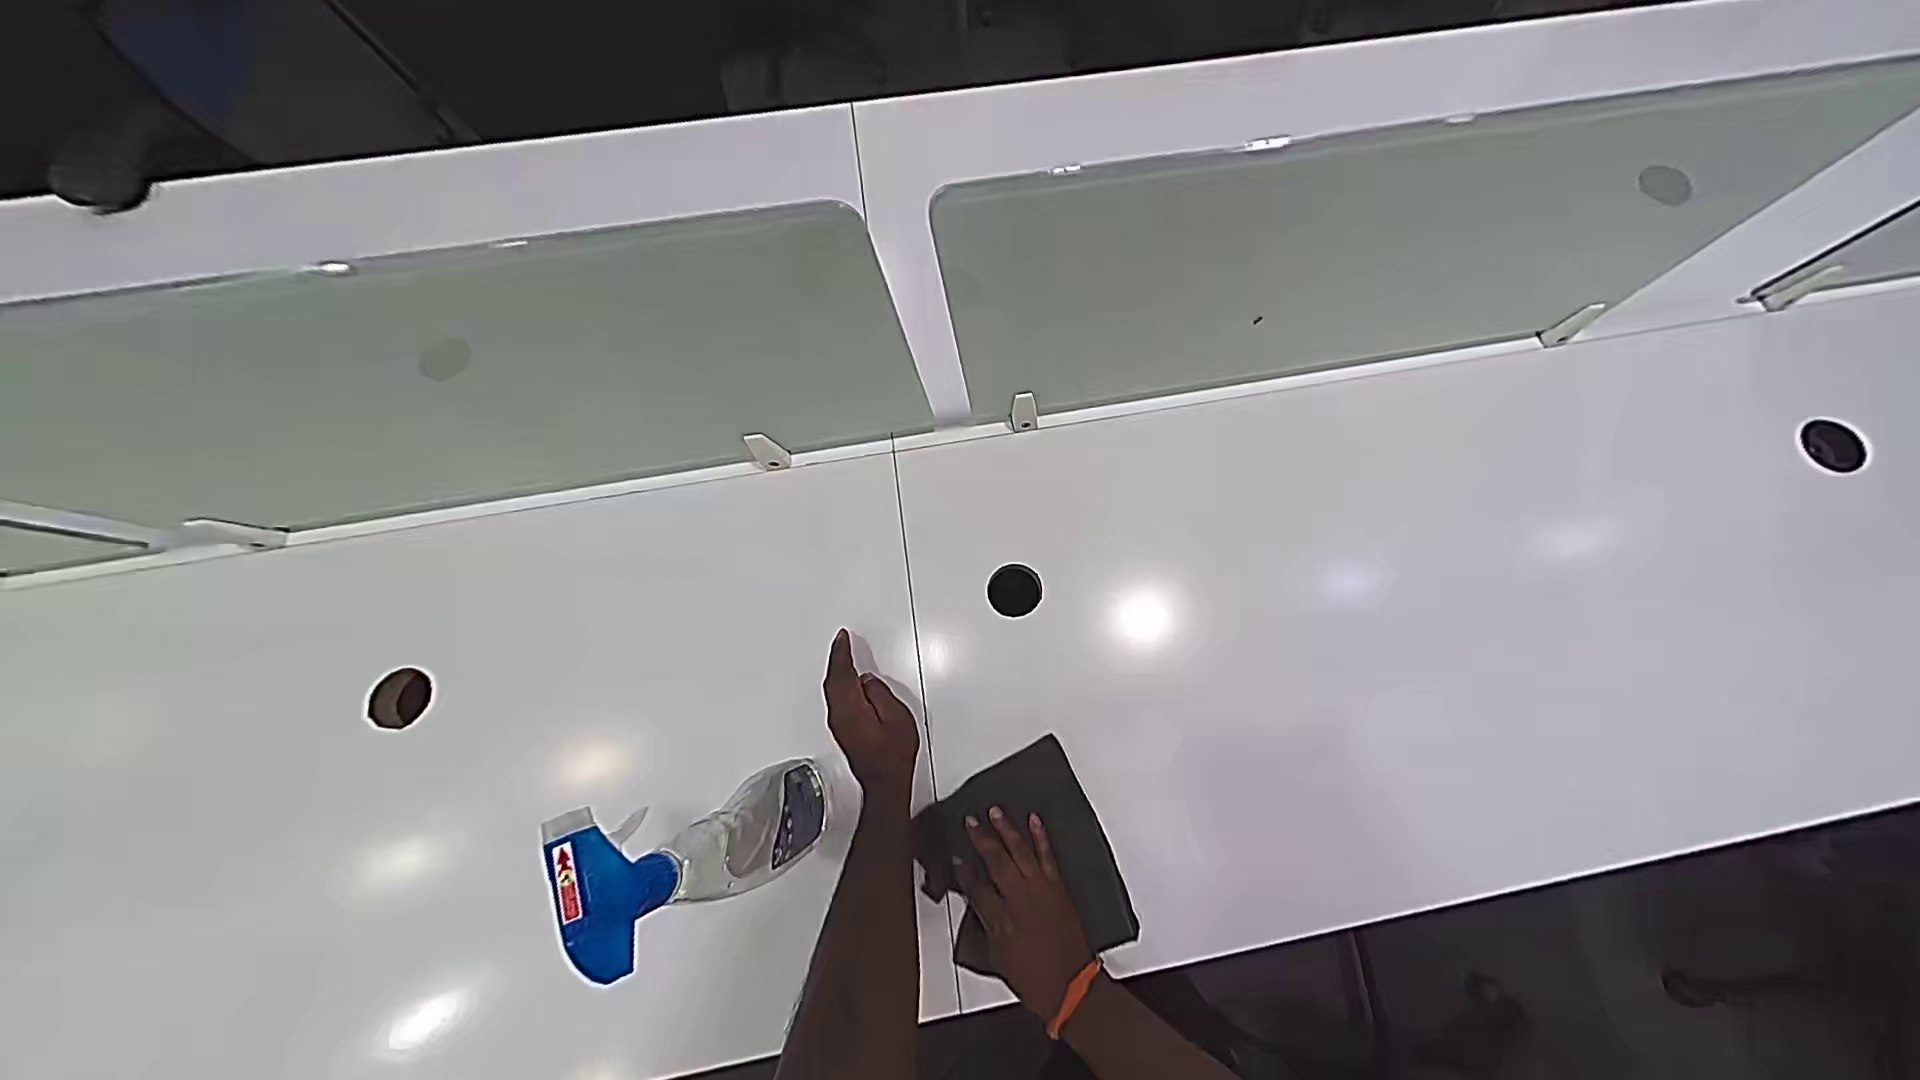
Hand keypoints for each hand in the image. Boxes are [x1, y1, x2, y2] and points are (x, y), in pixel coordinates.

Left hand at [822, 629, 918, 806]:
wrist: (886, 785)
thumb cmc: (893, 755)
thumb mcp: (897, 717)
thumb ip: (880, 693)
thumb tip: (868, 681)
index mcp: (850, 709)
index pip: (841, 673)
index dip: (841, 652)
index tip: (842, 637)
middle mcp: (839, 717)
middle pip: (833, 681)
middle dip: (837, 659)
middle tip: (841, 642)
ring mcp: (839, 726)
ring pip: (832, 690)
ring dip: (837, 672)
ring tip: (844, 657)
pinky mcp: (843, 732)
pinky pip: (836, 700)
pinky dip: (840, 685)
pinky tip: (848, 683)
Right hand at [956, 808, 1095, 1019]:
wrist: (1071, 986)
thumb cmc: (1035, 978)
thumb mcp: (997, 957)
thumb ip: (984, 926)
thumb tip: (975, 905)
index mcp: (1000, 920)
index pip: (976, 887)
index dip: (964, 872)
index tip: (957, 859)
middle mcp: (1019, 899)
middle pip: (996, 861)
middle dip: (981, 839)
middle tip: (971, 821)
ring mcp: (1041, 889)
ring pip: (1020, 851)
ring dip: (1007, 829)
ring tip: (996, 812)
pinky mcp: (1058, 886)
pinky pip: (1048, 855)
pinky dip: (1041, 836)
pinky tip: (1034, 821)